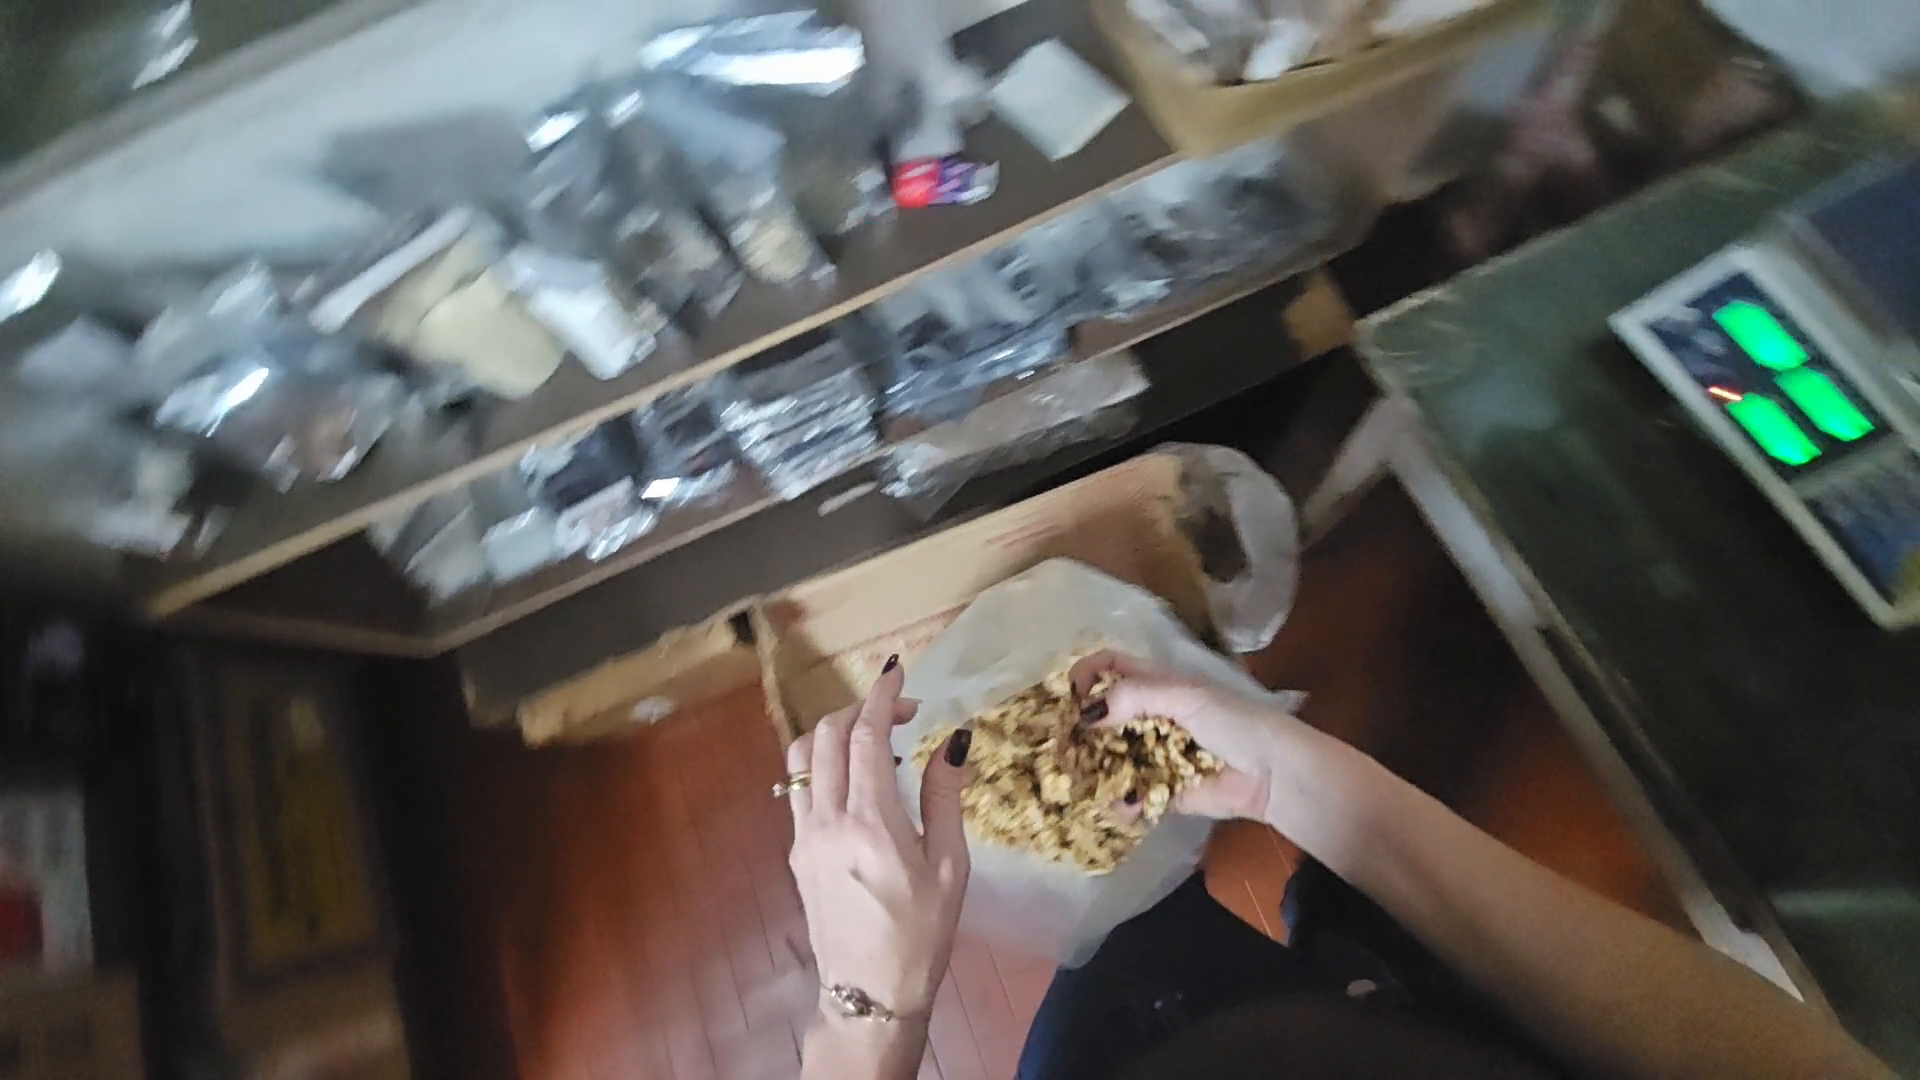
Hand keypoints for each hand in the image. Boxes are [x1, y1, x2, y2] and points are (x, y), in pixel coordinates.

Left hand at [786, 657, 971, 1023]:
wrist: (869, 995)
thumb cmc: (922, 933)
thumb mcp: (950, 866)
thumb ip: (945, 796)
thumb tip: (953, 740)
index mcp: (869, 823)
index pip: (866, 736)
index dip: (881, 696)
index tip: (896, 671)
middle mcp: (826, 820)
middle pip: (827, 734)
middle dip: (860, 707)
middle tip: (899, 711)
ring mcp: (803, 835)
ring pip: (802, 756)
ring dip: (834, 730)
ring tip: (873, 738)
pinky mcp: (796, 850)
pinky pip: (799, 785)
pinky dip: (824, 761)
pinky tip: (856, 777)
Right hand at [1069, 649, 1314, 826]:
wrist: (1274, 773)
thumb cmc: (1232, 721)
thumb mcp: (1182, 696)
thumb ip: (1133, 697)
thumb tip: (1087, 714)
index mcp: (1155, 684)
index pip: (1110, 667)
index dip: (1087, 674)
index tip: (1070, 693)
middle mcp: (1149, 716)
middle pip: (1103, 715)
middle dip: (1082, 727)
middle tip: (1065, 744)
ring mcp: (1154, 754)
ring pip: (1112, 757)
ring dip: (1096, 768)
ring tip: (1083, 778)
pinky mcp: (1164, 791)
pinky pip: (1134, 795)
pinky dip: (1124, 802)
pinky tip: (1123, 804)